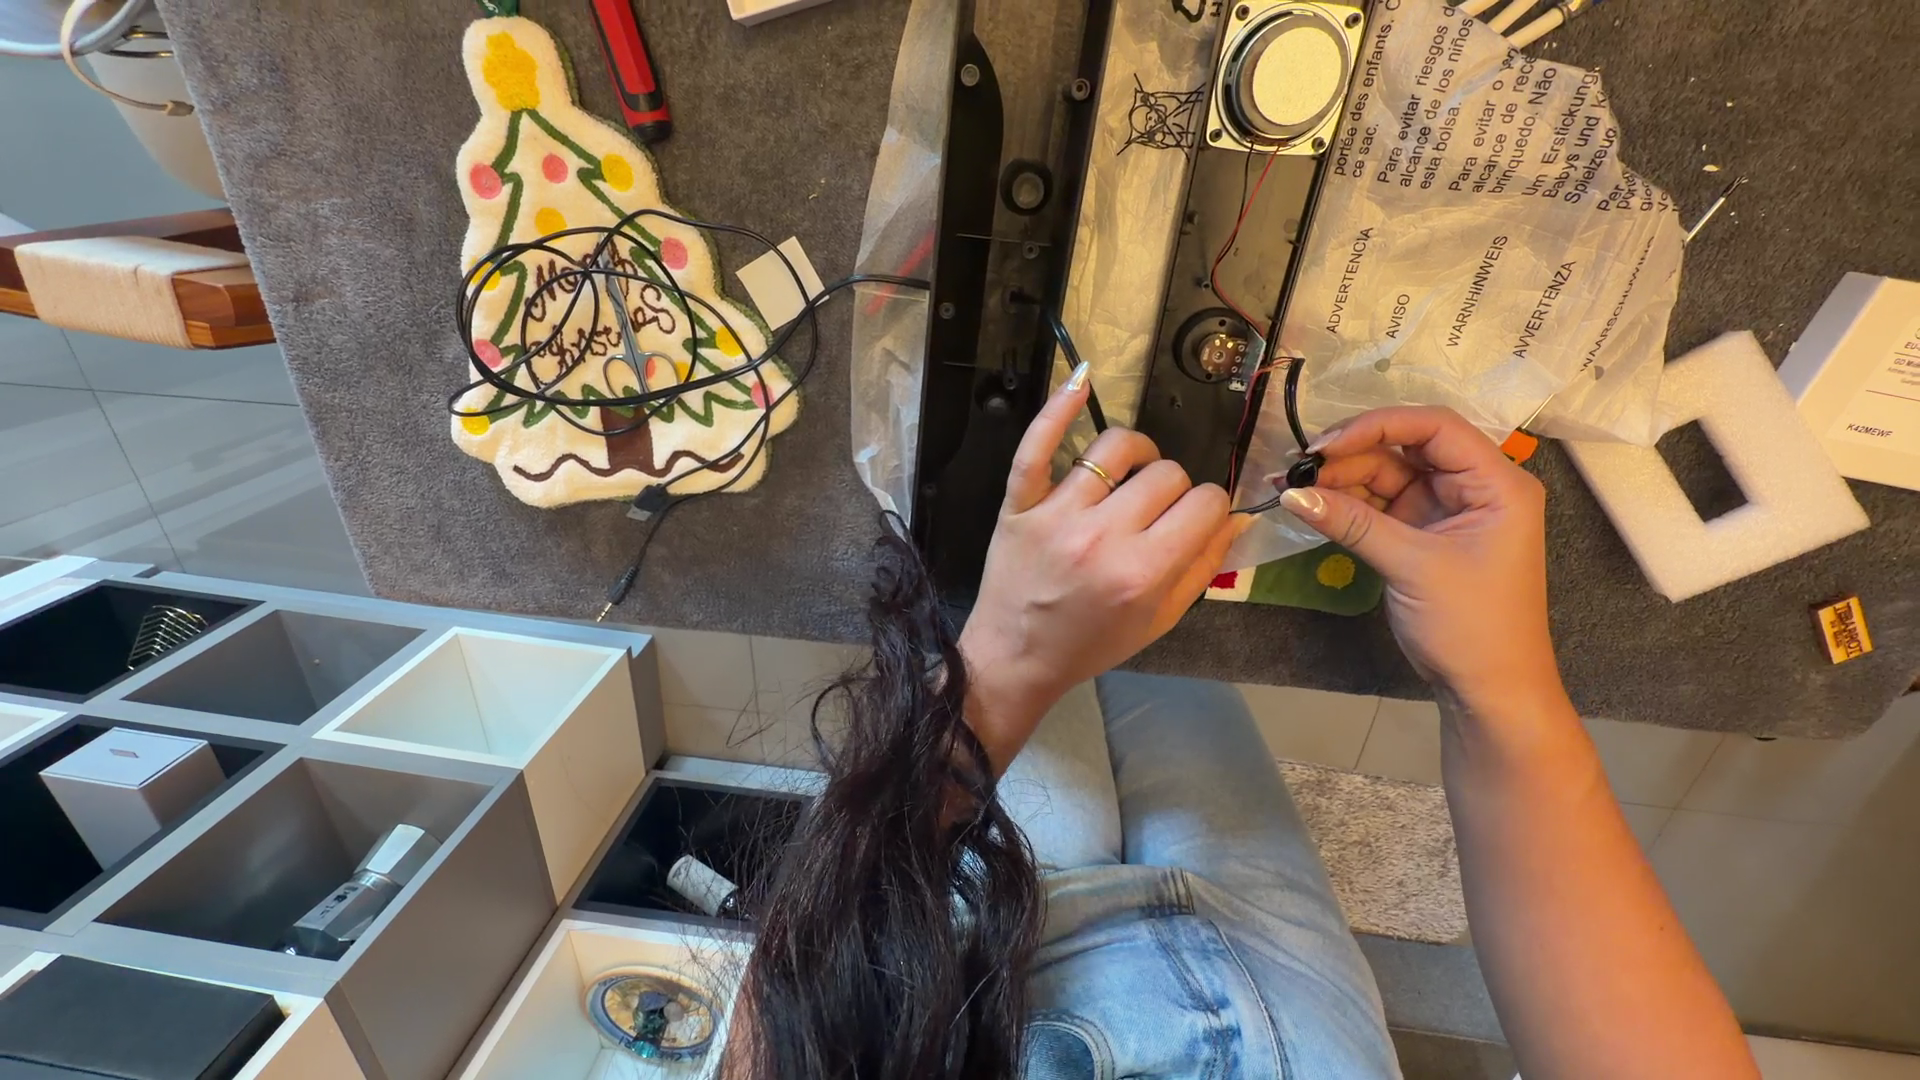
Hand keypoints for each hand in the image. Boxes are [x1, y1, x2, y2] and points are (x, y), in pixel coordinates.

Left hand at [959, 364, 1244, 768]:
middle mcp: (1103, 535)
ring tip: (1131, 473)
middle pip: (1167, 473)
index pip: (1205, 502)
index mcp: (1143, 570)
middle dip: (1174, 489)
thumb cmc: (1092, 644)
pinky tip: (1082, 381)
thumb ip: (1203, 568)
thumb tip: (1236, 519)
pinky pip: (1037, 445)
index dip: (1209, 508)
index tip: (1194, 520)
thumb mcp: (1160, 621)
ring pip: (1116, 447)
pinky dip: (1058, 409)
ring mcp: (1057, 513)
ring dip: (1136, 454)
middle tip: (1156, 513)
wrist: (1016, 655)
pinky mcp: (1020, 503)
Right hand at [1277, 406, 1558, 707]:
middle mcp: (1470, 486)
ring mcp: (1440, 509)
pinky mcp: (1416, 531)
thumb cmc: (1471, 624)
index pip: (1434, 427)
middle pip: (1402, 448)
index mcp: (1495, 482)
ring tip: (1287, 483)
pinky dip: (1341, 503)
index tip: (1323, 446)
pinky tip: (1306, 503)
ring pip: (1382, 475)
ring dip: (1336, 478)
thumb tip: (1289, 492)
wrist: (1487, 687)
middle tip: (1294, 468)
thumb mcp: (1412, 566)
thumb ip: (1351, 523)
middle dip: (1347, 455)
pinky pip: (1374, 504)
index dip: (1377, 426)